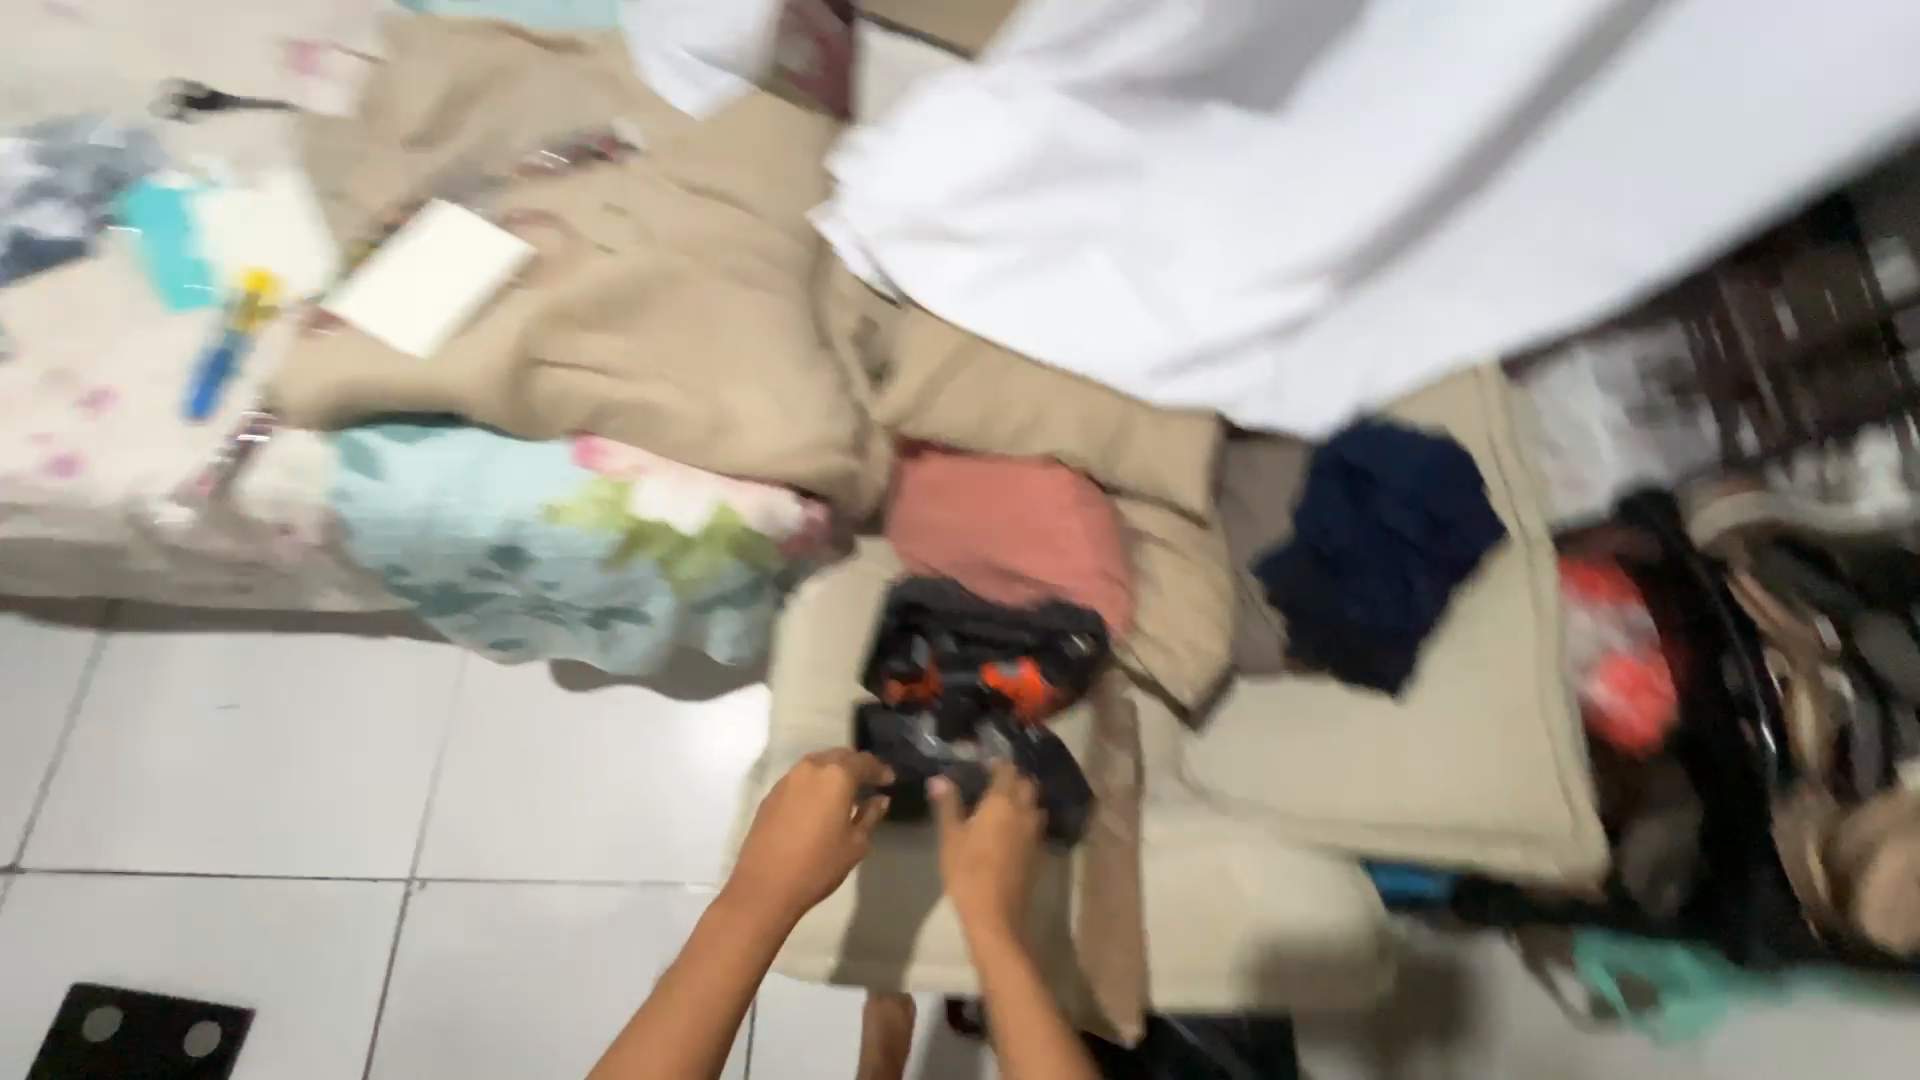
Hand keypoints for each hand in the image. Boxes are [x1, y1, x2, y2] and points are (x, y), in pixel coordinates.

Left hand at [726, 749, 892, 922]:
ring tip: (844, 792)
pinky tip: (819, 803)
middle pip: (840, 756)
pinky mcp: (771, 794)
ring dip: (834, 771)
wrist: (764, 887)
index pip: (865, 761)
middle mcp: (811, 768)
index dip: (880, 769)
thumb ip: (870, 816)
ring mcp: (788, 779)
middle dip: (857, 766)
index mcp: (836, 776)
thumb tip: (880, 799)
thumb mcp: (855, 844)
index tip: (889, 780)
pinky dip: (815, 782)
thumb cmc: (818, 865)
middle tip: (869, 782)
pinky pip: (800, 777)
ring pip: (818, 763)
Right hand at [930, 761, 1043, 946]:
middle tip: (995, 778)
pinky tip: (1011, 826)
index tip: (985, 761)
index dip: (998, 762)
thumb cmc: (967, 871)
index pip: (1007, 770)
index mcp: (1002, 802)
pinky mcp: (1037, 852)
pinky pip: (1035, 823)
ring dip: (1023, 796)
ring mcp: (1034, 832)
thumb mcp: (951, 836)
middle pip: (1027, 784)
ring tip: (1004, 800)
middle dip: (1014, 777)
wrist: (996, 915)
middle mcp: (1024, 811)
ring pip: (1034, 803)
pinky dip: (1026, 816)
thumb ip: (948, 804)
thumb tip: (939, 779)